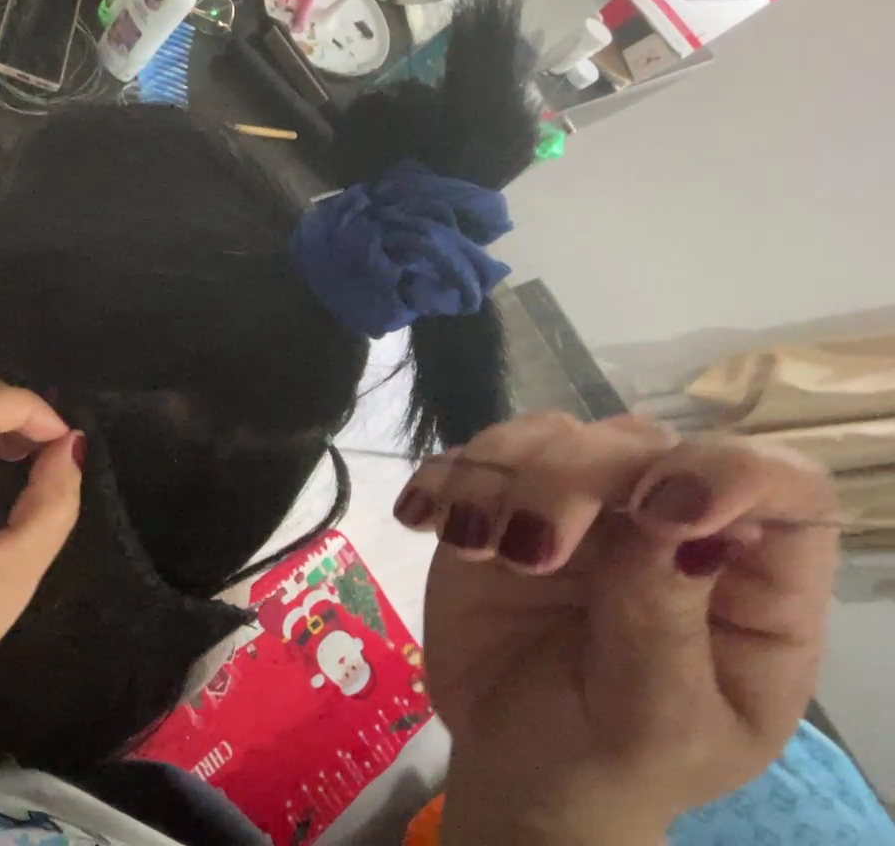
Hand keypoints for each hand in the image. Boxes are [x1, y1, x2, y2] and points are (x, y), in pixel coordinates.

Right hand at [404, 414, 839, 844]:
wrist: (511, 760)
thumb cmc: (612, 756)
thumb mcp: (660, 720)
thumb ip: (664, 621)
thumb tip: (671, 520)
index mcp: (746, 581)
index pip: (778, 485)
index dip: (728, 472)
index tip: (655, 513)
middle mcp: (662, 527)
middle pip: (633, 445)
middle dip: (568, 481)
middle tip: (525, 554)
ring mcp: (571, 513)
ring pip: (544, 436)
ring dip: (494, 476)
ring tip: (467, 546)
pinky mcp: (491, 511)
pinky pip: (463, 460)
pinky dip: (437, 479)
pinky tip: (419, 522)